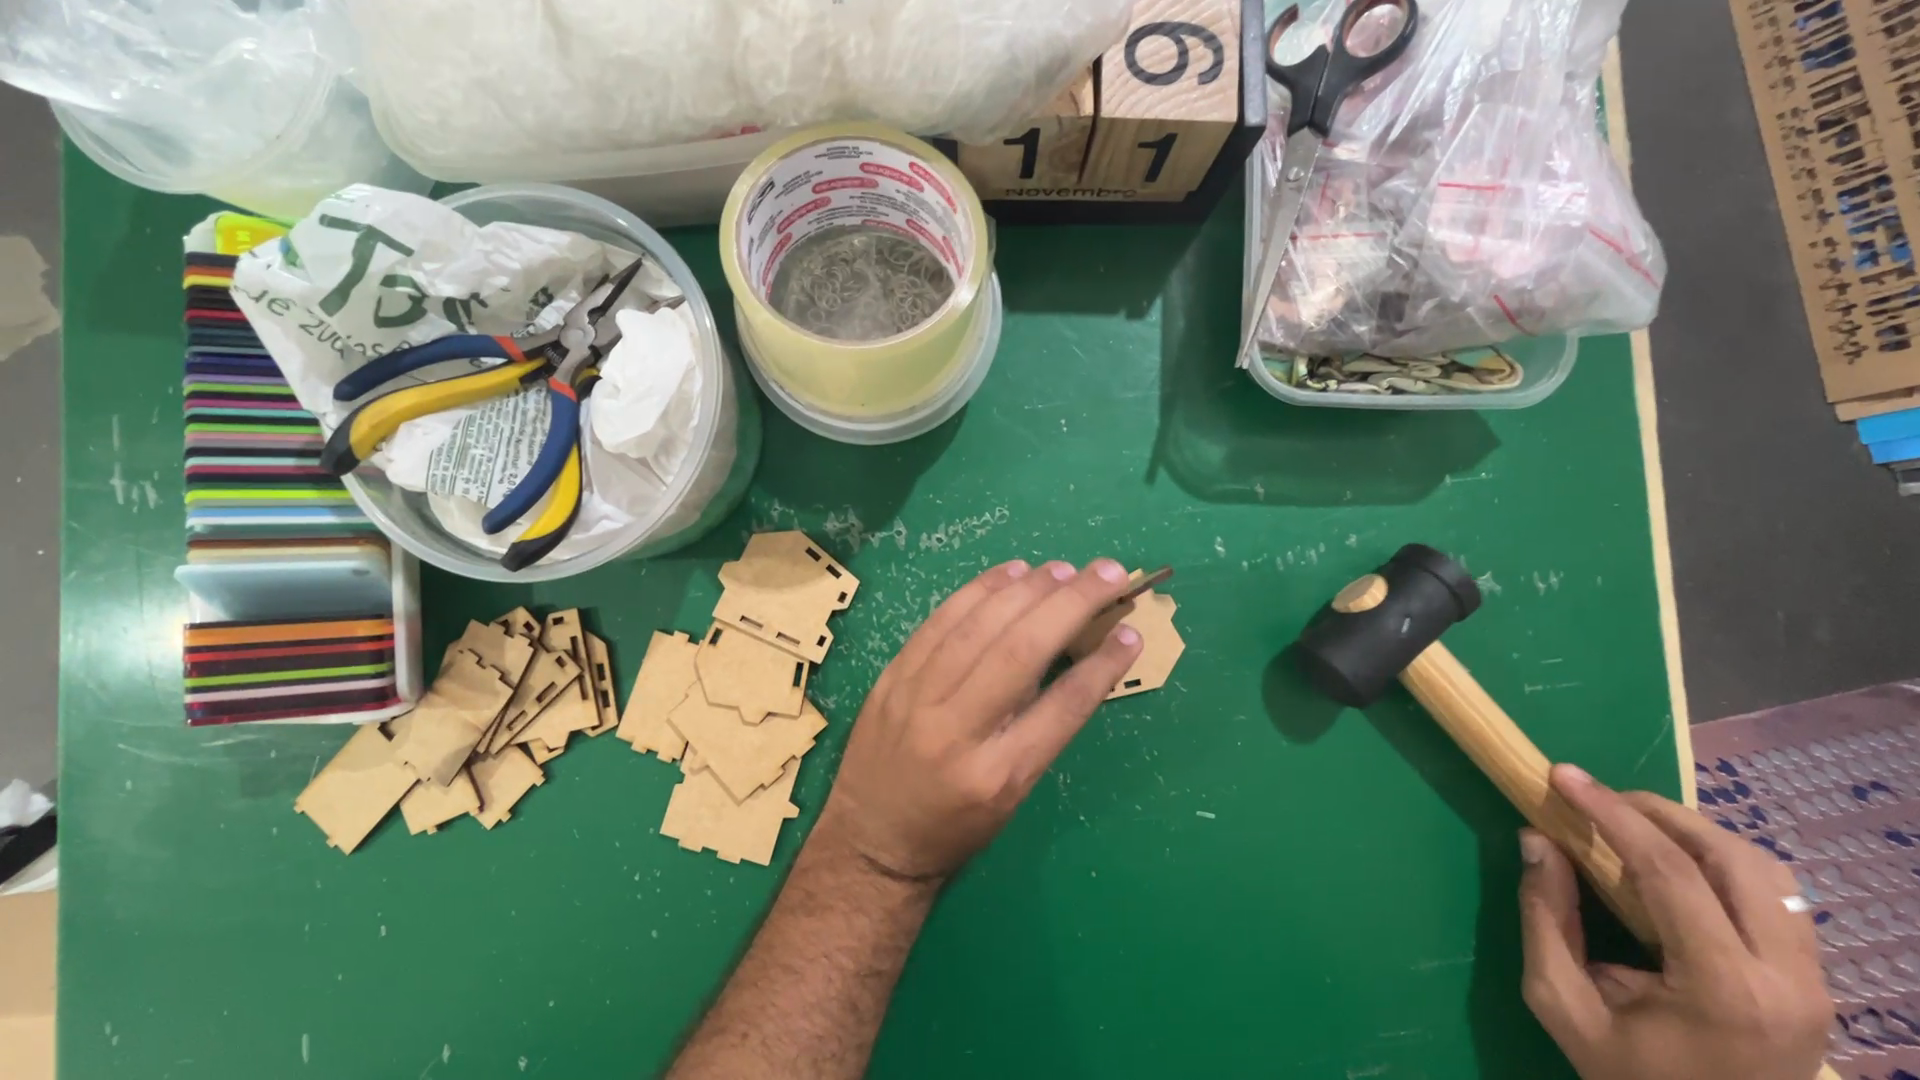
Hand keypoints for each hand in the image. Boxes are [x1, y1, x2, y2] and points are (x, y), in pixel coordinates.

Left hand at [809, 559, 1143, 883]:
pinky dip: (978, 591)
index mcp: (998, 774)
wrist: (871, 841)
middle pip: (1022, 652)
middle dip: (1072, 603)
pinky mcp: (892, 677)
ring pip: (979, 627)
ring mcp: (917, 698)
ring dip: (1028, 589)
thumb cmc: (953, 827)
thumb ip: (1040, 731)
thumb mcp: (1010, 798)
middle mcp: (957, 731)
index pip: (1062, 706)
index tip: (1131, 632)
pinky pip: (939, 622)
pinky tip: (1010, 573)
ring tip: (1065, 569)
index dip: (1103, 664)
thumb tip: (1071, 657)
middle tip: (1110, 573)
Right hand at [1520, 765, 1831, 1079]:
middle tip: (1598, 797)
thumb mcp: (1562, 1003)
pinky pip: (1776, 897)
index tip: (1564, 776)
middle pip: (1732, 858)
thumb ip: (1545, 917)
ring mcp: (1812, 982)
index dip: (1612, 813)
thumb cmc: (1626, 1076)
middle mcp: (1786, 977)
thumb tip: (1537, 839)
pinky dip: (1722, 863)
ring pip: (1766, 871)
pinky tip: (1676, 865)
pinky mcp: (1813, 982)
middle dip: (1659, 813)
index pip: (1670, 871)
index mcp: (1723, 987)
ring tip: (1633, 824)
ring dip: (1696, 834)